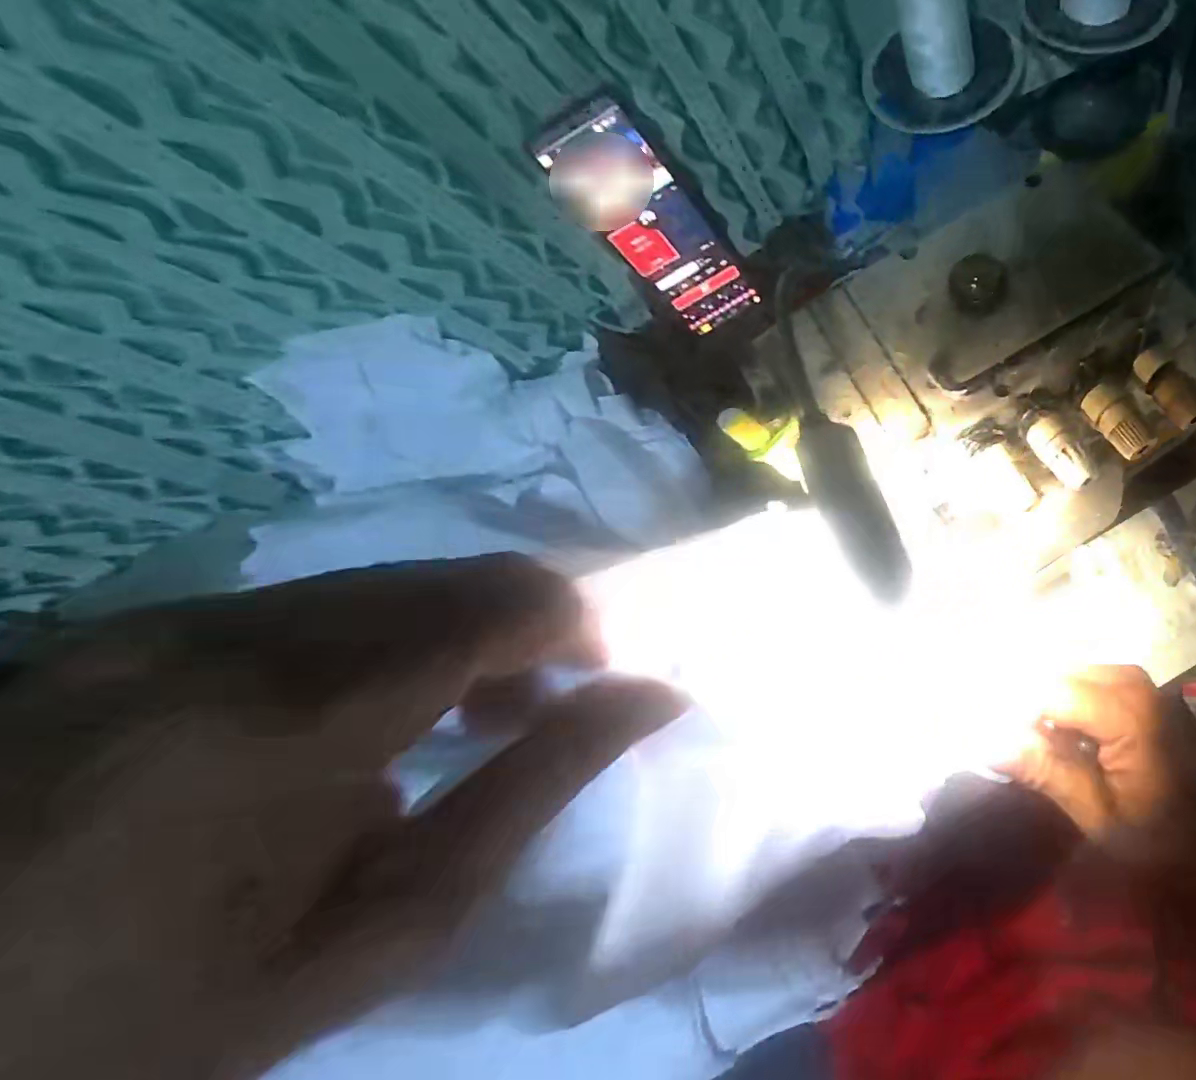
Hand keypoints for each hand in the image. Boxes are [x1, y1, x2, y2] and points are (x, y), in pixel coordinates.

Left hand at [0, 555, 681, 1079]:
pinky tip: (353, 710)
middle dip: (527, 626)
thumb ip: (537, 786)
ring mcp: (165, 620)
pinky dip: (380, 634)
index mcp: (308, 709)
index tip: (599, 680)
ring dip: (456, 629)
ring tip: (453, 714)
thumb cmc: (176, 1003)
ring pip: (386, 580)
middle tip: (533, 709)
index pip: (502, 600)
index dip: (578, 622)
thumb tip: (652, 697)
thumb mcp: (391, 921)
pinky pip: (311, 598)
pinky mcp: (122, 627)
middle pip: (453, 577)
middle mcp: (236, 632)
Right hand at [1005, 666, 1195, 843]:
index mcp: (1130, 715)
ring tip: (1032, 736)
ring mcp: (1140, 683)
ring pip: (1073, 671)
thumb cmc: (1158, 837)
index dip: (1015, 712)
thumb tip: (990, 744)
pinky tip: (1059, 729)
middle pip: (1061, 674)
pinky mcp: (1140, 690)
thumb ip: (1047, 772)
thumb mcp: (1097, 815)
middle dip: (1029, 702)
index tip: (991, 738)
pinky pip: (1090, 678)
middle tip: (1008, 739)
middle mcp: (1136, 685)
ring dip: (1048, 699)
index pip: (1053, 692)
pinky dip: (1067, 698)